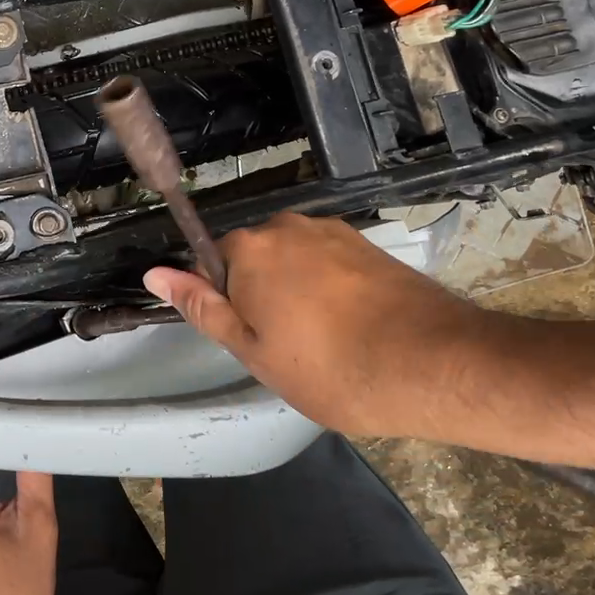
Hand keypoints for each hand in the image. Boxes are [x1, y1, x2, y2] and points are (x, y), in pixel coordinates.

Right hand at [143, 211, 489, 437]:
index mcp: (247, 249)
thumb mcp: (252, 350)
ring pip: (294, 261)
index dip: (227, 303)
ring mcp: (332, 232)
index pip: (211, 265)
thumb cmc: (332, 367)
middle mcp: (285, 226)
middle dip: (262, 293)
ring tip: (328, 342)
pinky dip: (334, 289)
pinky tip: (356, 327)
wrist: (440, 367)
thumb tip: (154, 273)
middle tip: (288, 346)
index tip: (253, 337)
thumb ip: (201, 307)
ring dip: (299, 291)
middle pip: (254, 258)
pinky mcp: (369, 245)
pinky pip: (330, 263)